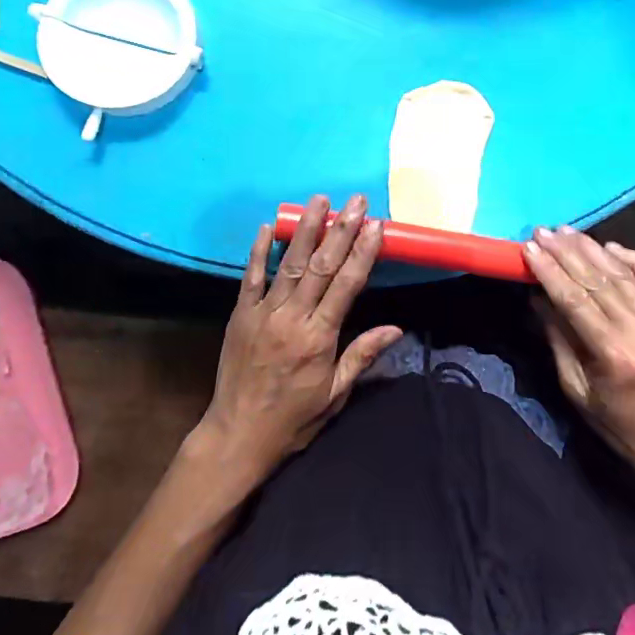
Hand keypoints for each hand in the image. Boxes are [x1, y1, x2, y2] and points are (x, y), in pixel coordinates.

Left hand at [195, 195, 403, 478]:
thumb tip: (395, 328)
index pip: (347, 286)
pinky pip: (251, 277)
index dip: (362, 253)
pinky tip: (269, 227)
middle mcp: (293, 318)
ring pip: (289, 264)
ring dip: (305, 230)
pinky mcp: (240, 314)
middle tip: (355, 201)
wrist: (239, 433)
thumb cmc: (293, 418)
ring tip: (318, 201)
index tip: (375, 226)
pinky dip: (260, 251)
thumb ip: (361, 356)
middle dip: (340, 230)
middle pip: (321, 266)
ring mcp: (263, 313)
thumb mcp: (335, 395)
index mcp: (320, 338)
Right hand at [523, 226, 634, 490]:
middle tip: (542, 231)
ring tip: (567, 231)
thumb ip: (557, 338)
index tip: (529, 248)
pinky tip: (611, 246)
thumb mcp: (574, 387)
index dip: (550, 272)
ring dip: (593, 250)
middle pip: (598, 282)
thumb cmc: (614, 422)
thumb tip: (537, 297)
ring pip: (624, 276)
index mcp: (614, 354)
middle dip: (566, 253)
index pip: (575, 300)